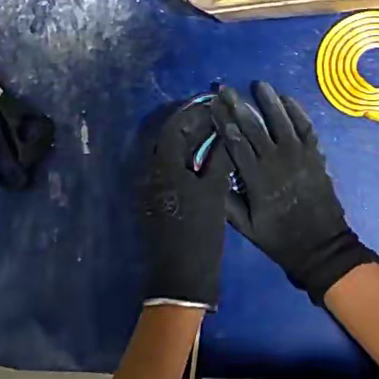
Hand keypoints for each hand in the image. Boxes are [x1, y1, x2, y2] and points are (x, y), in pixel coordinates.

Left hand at [139, 99, 229, 308]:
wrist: (182, 274)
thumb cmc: (200, 232)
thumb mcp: (214, 191)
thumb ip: (219, 157)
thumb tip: (226, 130)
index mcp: (162, 169)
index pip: (173, 128)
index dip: (193, 113)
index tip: (213, 104)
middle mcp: (152, 174)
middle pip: (168, 138)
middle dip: (190, 123)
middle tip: (215, 114)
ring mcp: (153, 188)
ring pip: (169, 153)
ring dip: (189, 139)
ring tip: (214, 131)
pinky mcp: (158, 199)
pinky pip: (170, 168)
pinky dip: (187, 157)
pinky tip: (207, 157)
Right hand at [212, 83, 378, 305]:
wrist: (322, 246)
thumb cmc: (281, 238)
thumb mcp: (247, 227)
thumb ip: (228, 201)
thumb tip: (212, 175)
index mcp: (257, 178)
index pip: (235, 142)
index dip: (223, 121)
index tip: (213, 104)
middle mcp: (276, 159)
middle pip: (253, 126)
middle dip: (237, 105)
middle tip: (226, 88)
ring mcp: (299, 154)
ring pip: (280, 119)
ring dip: (268, 100)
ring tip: (258, 84)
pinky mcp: (315, 154)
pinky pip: (305, 126)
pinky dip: (296, 111)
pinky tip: (286, 99)